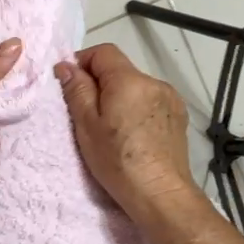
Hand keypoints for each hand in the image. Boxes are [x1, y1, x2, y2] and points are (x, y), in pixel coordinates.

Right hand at [55, 44, 198, 219]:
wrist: (158, 192)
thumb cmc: (116, 160)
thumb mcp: (86, 126)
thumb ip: (77, 91)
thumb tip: (65, 66)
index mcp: (129, 81)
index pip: (103, 52)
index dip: (82, 62)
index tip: (70, 84)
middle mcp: (154, 82)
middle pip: (120, 70)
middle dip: (99, 84)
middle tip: (85, 113)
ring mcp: (170, 99)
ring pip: (135, 87)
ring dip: (119, 97)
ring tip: (110, 127)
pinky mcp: (178, 115)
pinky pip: (150, 101)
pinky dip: (135, 109)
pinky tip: (131, 134)